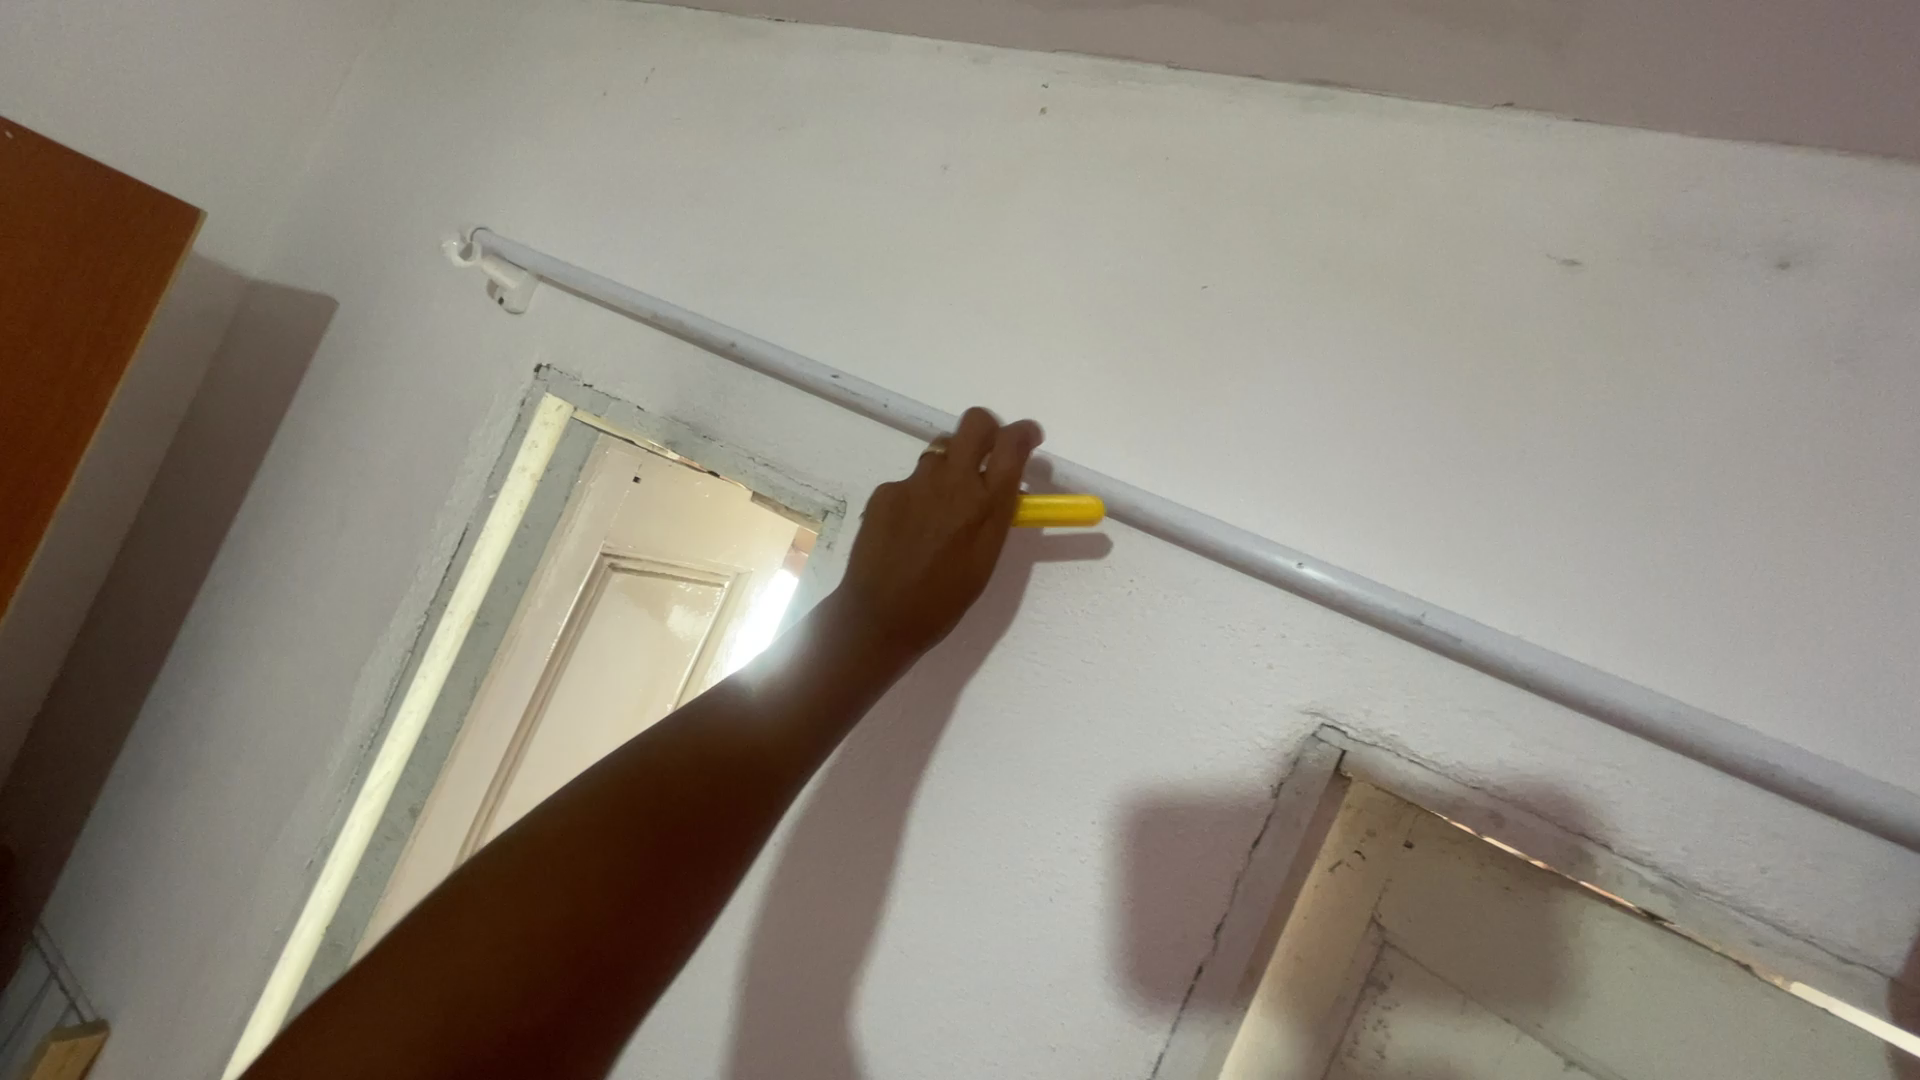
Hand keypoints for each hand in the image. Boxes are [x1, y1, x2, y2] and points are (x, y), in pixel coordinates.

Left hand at [834, 408, 1043, 657]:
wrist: (881, 618)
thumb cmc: (943, 601)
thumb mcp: (984, 559)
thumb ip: (993, 516)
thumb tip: (1001, 489)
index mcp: (986, 506)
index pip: (1012, 443)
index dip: (1023, 433)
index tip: (1027, 438)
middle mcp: (953, 483)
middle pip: (975, 423)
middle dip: (987, 430)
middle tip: (986, 455)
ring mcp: (915, 483)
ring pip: (939, 453)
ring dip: (948, 469)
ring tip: (940, 511)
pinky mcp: (885, 491)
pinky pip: (909, 482)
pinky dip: (915, 498)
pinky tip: (907, 532)